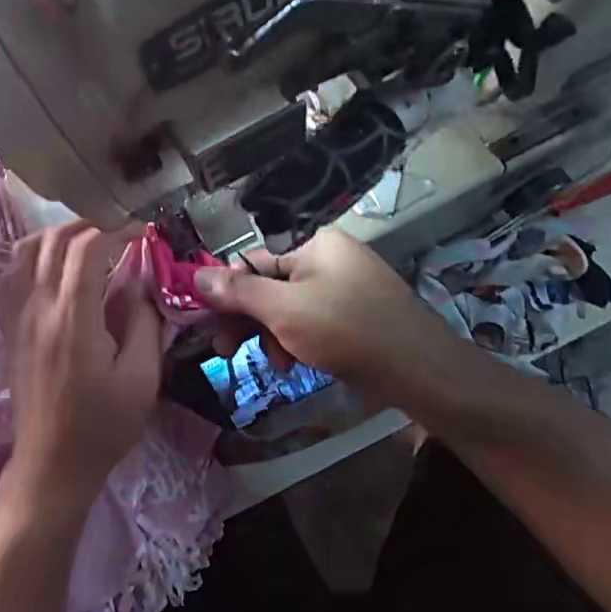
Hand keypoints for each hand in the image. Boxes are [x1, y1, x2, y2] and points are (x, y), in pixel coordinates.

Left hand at [0, 222, 165, 512]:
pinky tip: (51, 269)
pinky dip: (30, 258)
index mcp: (73, 317)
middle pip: (53, 240)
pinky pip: (7, 276)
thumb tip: (140, 279)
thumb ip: (143, 320)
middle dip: (88, 225)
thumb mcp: (142, 376)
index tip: (142, 232)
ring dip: (57, 237)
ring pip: (24, 251)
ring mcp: (16, 318)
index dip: (117, 230)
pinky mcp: (8, 331)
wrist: (53, 463)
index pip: (87, 247)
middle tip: (119, 234)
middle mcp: (37, 308)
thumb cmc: (104, 424)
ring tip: (87, 245)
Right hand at [194, 229, 465, 404]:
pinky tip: (295, 365)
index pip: (255, 260)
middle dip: (248, 320)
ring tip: (276, 364)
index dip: (227, 291)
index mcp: (316, 244)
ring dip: (272, 336)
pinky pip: (311, 323)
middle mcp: (329, 260)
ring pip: (289, 309)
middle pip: (270, 286)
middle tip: (224, 350)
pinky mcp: (352, 317)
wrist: (415, 367)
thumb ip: (238, 293)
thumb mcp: (283, 309)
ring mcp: (343, 289)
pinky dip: (298, 342)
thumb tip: (196, 276)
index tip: (207, 320)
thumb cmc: (345, 328)